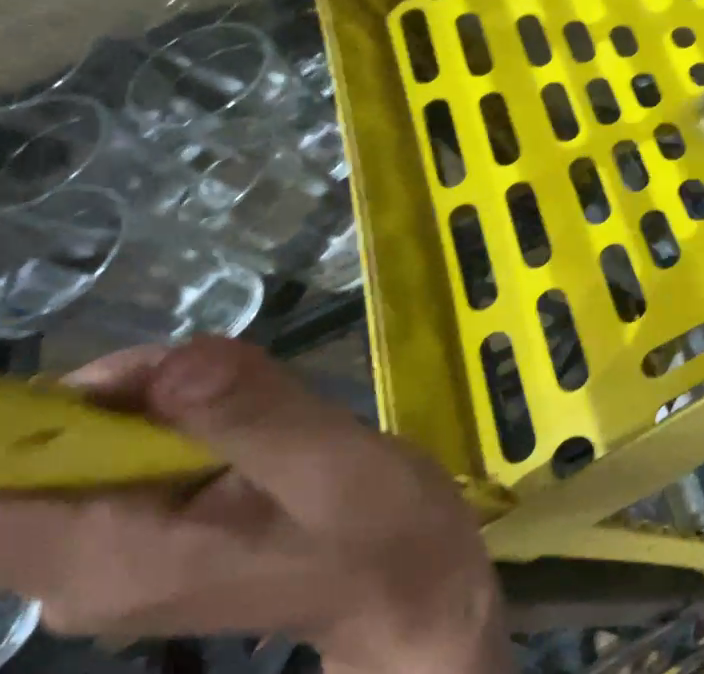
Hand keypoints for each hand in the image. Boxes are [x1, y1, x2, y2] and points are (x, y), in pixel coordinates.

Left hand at [0, 338, 507, 673]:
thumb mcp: (336, 466)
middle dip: (116, 399)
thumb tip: (177, 361)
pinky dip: (169, 433)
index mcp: (105, 562)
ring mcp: (102, 569)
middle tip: (226, 372)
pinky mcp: (138, 552)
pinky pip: (114, 477)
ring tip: (254, 399)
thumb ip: (256, 414)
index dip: (35, 420)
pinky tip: (249, 430)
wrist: (415, 591)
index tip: (143, 375)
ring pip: (75, 464)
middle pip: (32, 468)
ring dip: (150, 409)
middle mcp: (73, 577)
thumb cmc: (382, 535)